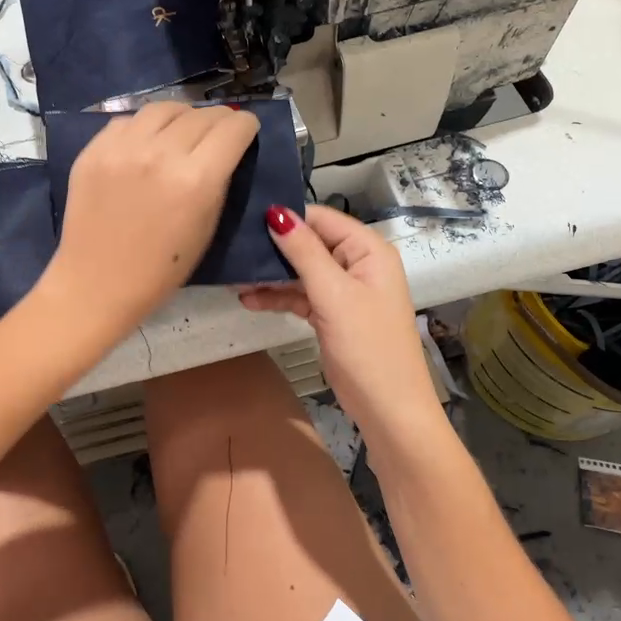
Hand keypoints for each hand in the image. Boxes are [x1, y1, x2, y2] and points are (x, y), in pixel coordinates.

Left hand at [43, 102, 259, 338]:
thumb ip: (219, 182)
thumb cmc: (161, 270)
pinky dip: (144, 127)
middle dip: (218, 120)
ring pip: (163, 108)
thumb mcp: (207, 228)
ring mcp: (122, 148)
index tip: (245, 131)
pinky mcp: (93, 150)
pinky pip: (127, 121)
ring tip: (182, 130)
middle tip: (218, 132)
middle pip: (201, 115)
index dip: (246, 126)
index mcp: (196, 179)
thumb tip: (225, 149)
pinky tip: (146, 143)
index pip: (233, 127)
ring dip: (181, 116)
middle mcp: (160, 153)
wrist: (97, 283)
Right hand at [239, 205, 442, 434]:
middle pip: (310, 243)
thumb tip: (276, 212)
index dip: (288, 217)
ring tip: (232, 278)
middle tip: (233, 249)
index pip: (322, 218)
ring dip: (271, 275)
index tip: (246, 219)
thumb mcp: (333, 294)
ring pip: (302, 271)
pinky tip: (249, 300)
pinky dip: (278, 296)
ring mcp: (345, 291)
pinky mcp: (332, 314)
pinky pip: (301, 295)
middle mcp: (358, 264)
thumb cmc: (367, 346)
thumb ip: (304, 252)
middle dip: (274, 247)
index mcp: (368, 250)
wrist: (388, 408)